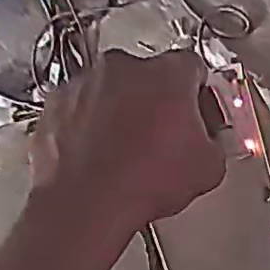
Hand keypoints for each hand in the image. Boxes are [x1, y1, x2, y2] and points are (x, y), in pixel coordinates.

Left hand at [28, 50, 225, 233]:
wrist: (88, 204)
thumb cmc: (143, 181)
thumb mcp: (209, 167)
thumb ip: (213, 141)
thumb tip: (207, 144)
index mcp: (167, 75)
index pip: (192, 66)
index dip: (199, 91)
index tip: (199, 109)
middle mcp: (124, 69)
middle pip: (151, 74)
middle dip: (160, 100)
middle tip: (168, 135)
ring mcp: (86, 83)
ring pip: (114, 88)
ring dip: (125, 110)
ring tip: (134, 150)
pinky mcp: (57, 103)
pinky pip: (82, 106)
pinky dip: (93, 123)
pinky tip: (105, 153)